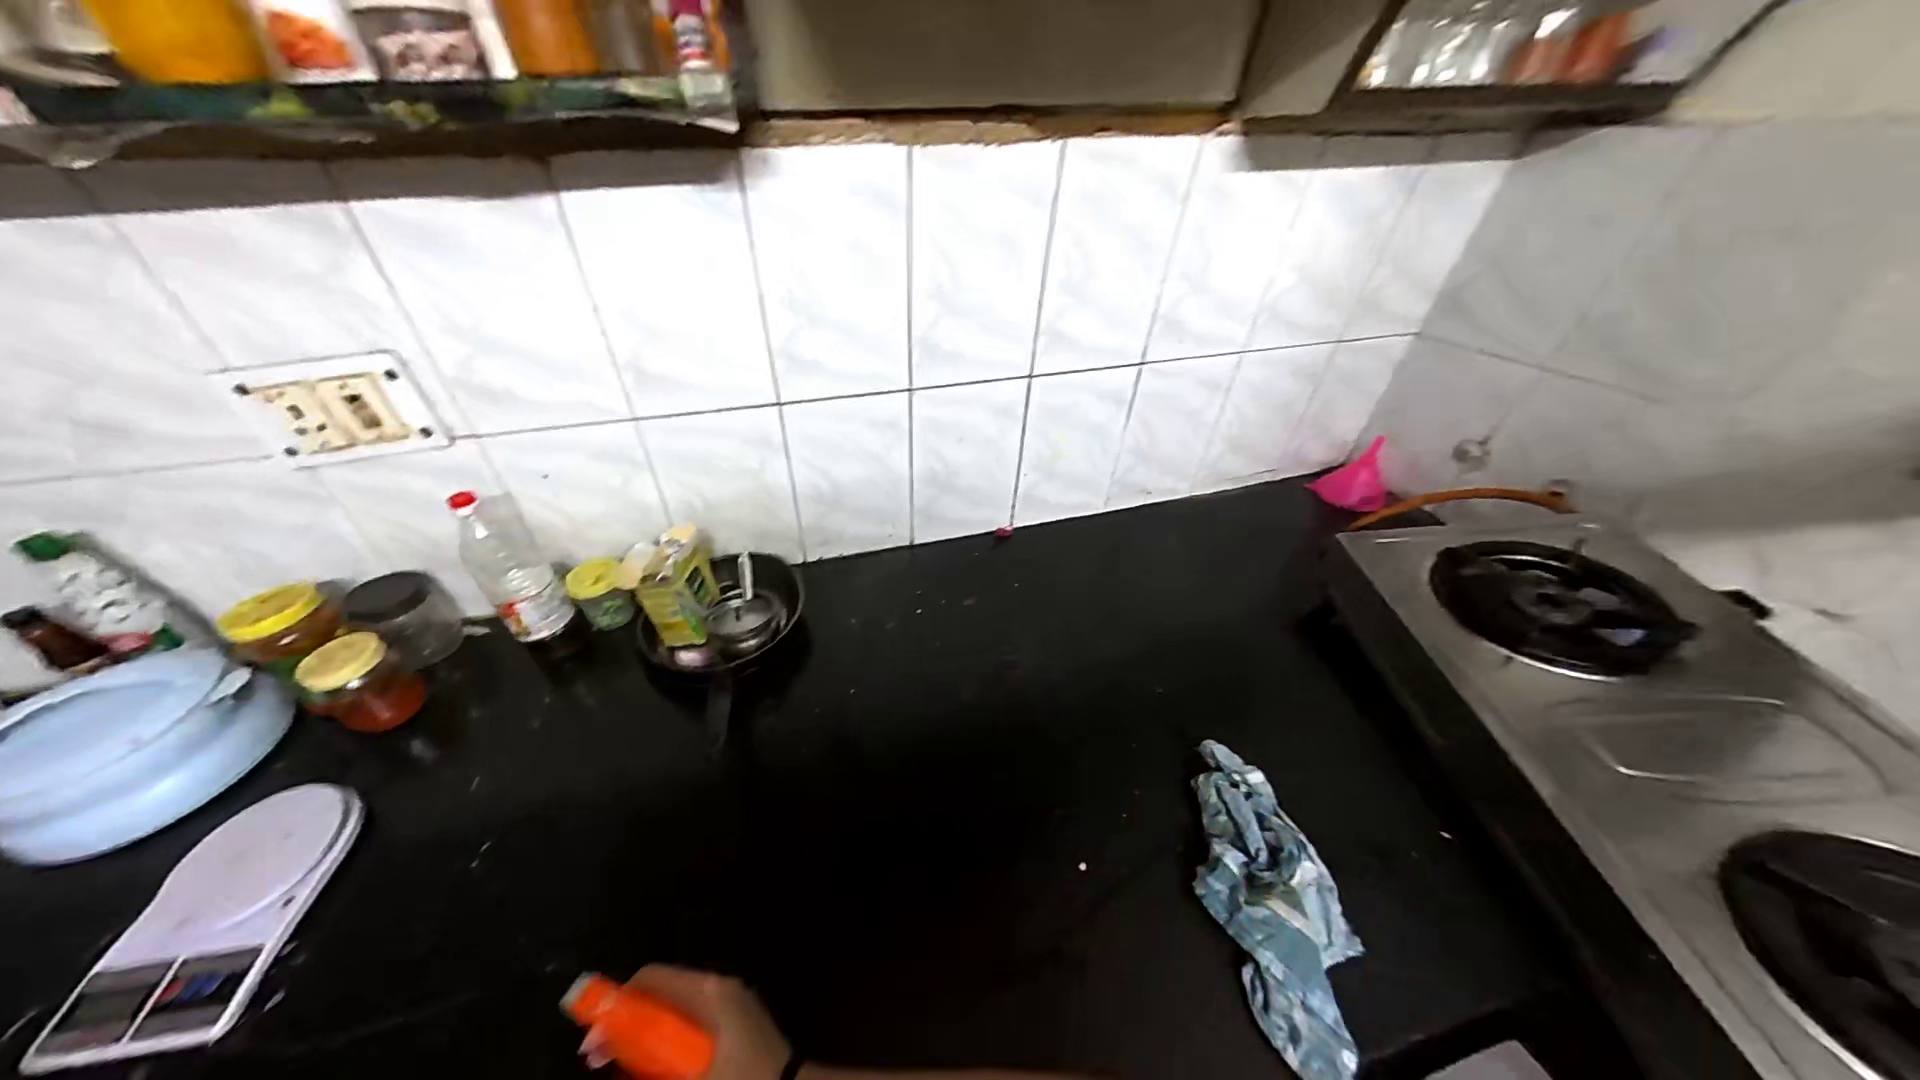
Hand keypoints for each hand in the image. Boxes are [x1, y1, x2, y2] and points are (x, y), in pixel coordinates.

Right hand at [582, 964, 790, 1079]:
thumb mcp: (691, 1079)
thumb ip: (649, 1070)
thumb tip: (617, 1070)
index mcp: (709, 991)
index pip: (652, 979)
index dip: (615, 1007)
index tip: (592, 1046)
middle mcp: (719, 987)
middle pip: (661, 993)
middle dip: (625, 1024)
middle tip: (597, 1062)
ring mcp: (731, 1002)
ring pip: (675, 1009)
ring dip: (644, 1034)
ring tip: (618, 1067)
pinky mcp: (737, 1021)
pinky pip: (692, 1023)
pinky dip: (668, 1040)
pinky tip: (654, 1070)